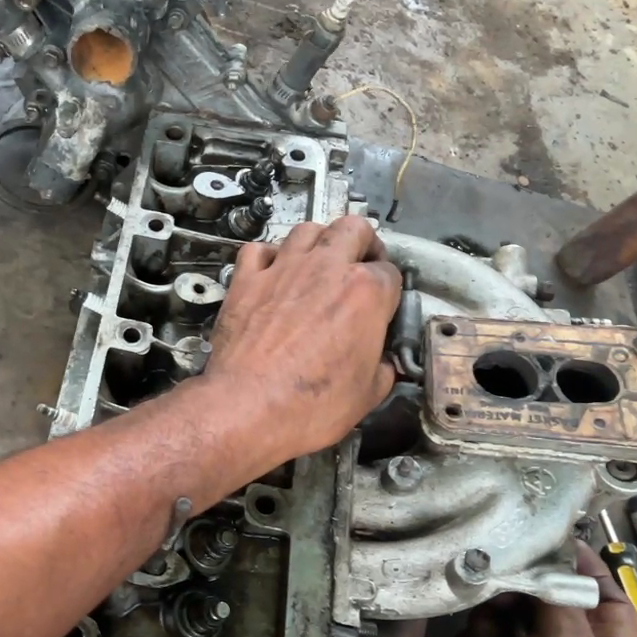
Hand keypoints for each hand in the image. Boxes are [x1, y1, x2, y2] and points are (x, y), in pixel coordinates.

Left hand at [204, 216, 402, 463]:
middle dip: (361, 241)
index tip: (382, 300)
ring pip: (306, 229)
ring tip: (319, 259)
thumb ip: (381, 368)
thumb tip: (381, 365)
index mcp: (365, 293)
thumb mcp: (367, 394)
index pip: (390, 272)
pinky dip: (266, 255)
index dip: (388, 287)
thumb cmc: (305, 404)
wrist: (247, 407)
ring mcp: (282, 271)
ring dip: (317, 240)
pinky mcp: (246, 281)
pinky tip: (271, 269)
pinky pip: (257, 250)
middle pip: (352, 229)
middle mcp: (325, 270)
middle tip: (360, 260)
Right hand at [448, 542, 636, 636]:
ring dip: (492, 617)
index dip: (578, 564)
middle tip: (497, 579)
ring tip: (485, 633)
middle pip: (547, 599)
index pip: (605, 592)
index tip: (541, 534)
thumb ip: (560, 597)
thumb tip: (549, 558)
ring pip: (507, 615)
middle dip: (520, 589)